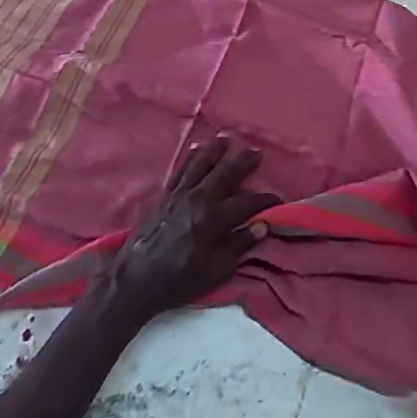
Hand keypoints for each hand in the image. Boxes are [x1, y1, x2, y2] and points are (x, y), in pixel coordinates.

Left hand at [96, 136, 280, 325]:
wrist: (139, 276)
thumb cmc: (181, 279)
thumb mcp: (217, 270)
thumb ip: (239, 245)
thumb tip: (261, 226)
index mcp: (214, 218)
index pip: (246, 202)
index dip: (264, 200)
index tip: (277, 199)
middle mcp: (198, 198)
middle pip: (225, 173)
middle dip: (243, 161)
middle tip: (256, 152)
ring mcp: (180, 192)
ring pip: (201, 163)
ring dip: (215, 149)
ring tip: (226, 139)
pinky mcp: (166, 193)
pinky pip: (182, 168)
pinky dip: (192, 156)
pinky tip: (197, 148)